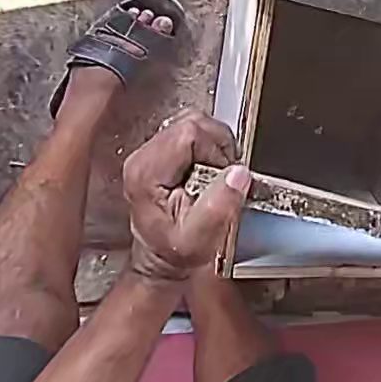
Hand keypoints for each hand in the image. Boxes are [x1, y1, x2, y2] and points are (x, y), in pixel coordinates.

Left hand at [121, 109, 250, 281]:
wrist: (162, 259)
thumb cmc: (175, 252)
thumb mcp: (200, 239)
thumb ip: (219, 207)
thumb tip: (238, 175)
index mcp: (146, 172)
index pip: (190, 134)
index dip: (215, 151)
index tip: (220, 178)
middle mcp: (143, 157)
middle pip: (193, 123)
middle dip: (218, 147)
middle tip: (220, 178)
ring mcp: (150, 151)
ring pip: (194, 122)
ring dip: (215, 145)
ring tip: (215, 175)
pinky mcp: (160, 149)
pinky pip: (192, 130)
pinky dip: (209, 145)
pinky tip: (209, 170)